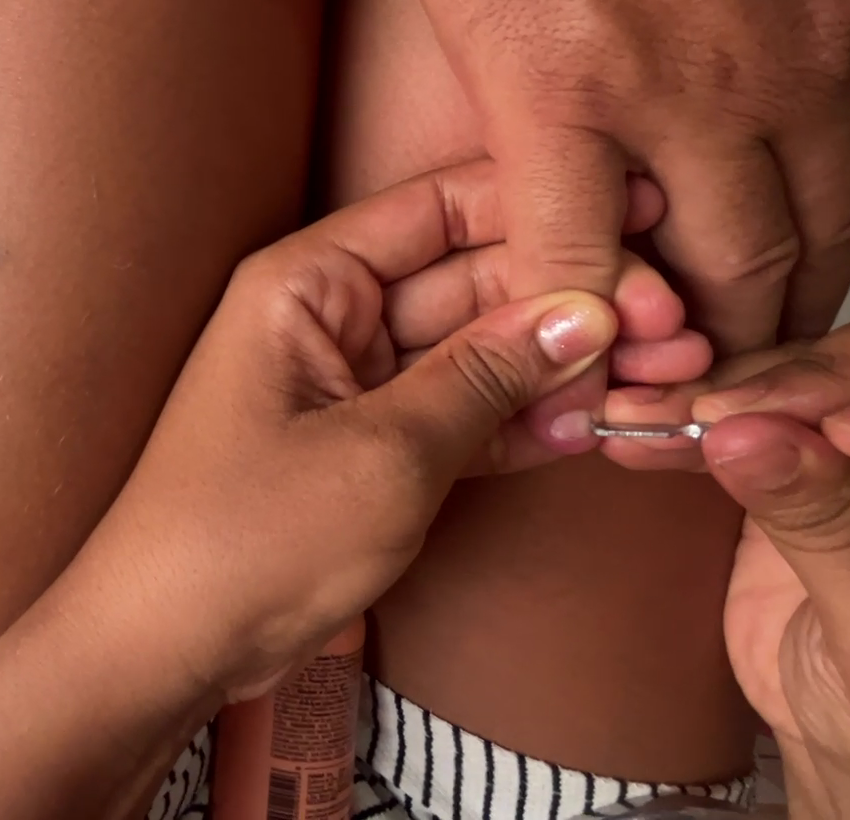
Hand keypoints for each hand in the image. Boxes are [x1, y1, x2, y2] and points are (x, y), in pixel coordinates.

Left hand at [0, 162, 622, 819]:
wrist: (171, 638)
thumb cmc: (245, 534)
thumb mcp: (382, 449)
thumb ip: (484, 377)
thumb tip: (583, 313)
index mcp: (309, 281)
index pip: (439, 211)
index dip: (539, 211)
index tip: (640, 217)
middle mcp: (330, 315)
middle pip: (467, 282)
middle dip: (567, 300)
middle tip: (678, 323)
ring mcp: (354, 381)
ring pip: (473, 351)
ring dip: (558, 363)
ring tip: (664, 372)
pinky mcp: (370, 440)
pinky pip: (457, 412)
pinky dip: (517, 419)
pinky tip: (592, 422)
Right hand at [616, 274, 849, 818]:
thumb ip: (841, 537)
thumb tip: (742, 434)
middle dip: (830, 371)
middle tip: (737, 420)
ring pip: (819, 354)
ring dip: (734, 387)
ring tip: (660, 423)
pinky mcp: (794, 442)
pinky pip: (742, 396)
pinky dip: (682, 407)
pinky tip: (632, 426)